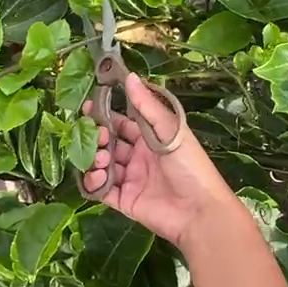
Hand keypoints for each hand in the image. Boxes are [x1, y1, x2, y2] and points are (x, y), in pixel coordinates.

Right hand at [82, 73, 238, 247]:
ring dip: (95, 158)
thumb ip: (147, 106)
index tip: (88, 106)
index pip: (122, 123)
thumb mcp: (171, 130)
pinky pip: (101, 189)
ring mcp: (130, 179)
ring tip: (102, 159)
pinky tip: (99, 176)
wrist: (199, 211)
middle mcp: (138, 157)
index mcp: (150, 139)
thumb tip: (129, 75)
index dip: (105, 115)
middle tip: (96, 136)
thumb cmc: (190, 166)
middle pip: (109, 143)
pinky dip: (94, 182)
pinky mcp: (124, 200)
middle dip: (97, 137)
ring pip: (102, 165)